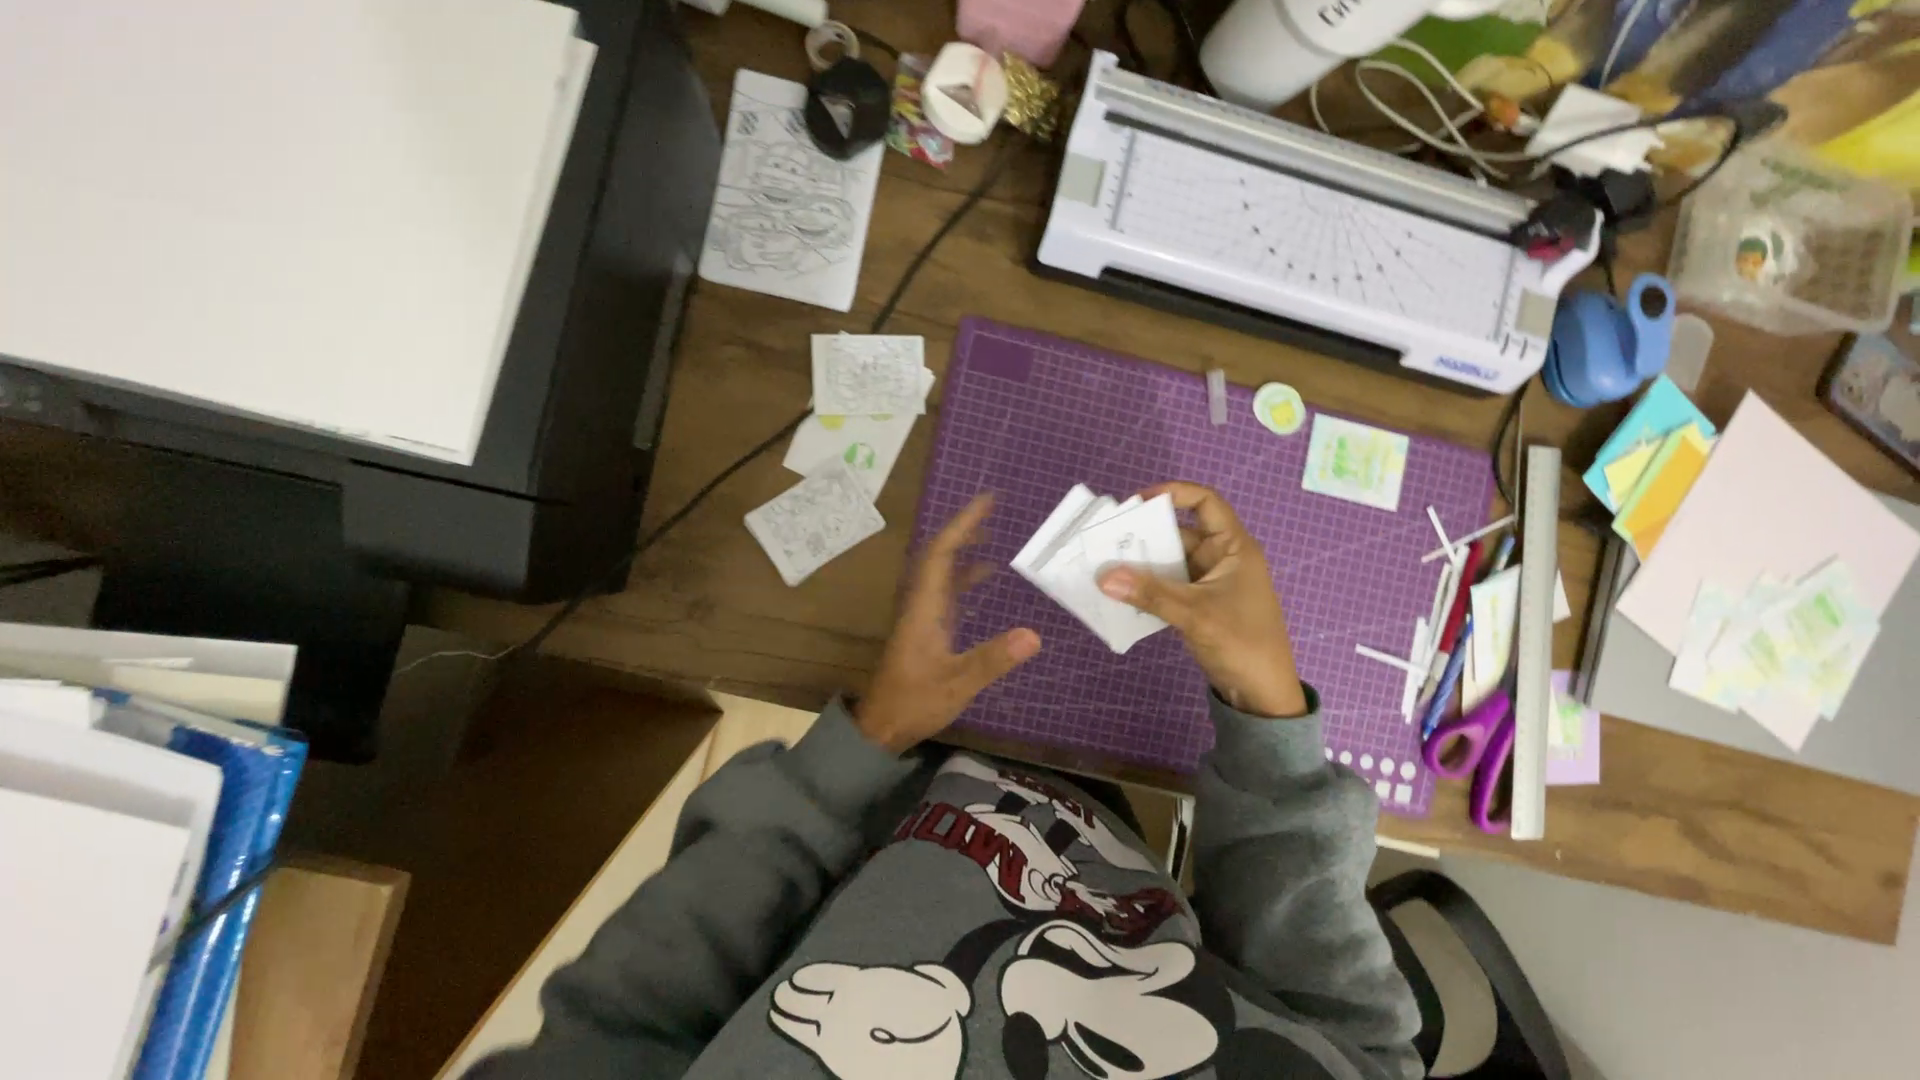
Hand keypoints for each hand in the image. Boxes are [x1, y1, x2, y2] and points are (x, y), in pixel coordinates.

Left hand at [856, 493, 1041, 753]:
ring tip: (994, 537)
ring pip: (942, 573)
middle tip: (994, 512)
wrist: (881, 726)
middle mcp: (921, 604)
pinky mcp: (926, 631)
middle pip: (940, 556)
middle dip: (965, 530)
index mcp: (925, 608)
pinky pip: (946, 592)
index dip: (963, 525)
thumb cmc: (914, 702)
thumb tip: (1034, 635)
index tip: (986, 502)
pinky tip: (984, 581)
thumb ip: (992, 659)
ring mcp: (922, 617)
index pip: (942, 553)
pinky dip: (965, 578)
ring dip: (964, 552)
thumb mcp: (957, 683)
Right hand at [1097, 482, 1308, 717]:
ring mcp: (1210, 583)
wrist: (1263, 694)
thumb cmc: (1241, 643)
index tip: (1138, 502)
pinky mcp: (1200, 606)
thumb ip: (1149, 593)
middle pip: (1180, 534)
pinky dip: (1147, 588)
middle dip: (1145, 536)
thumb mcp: (1194, 614)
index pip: (1206, 503)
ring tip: (1105, 565)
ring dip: (1142, 565)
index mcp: (1233, 548)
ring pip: (1171, 563)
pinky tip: (1121, 594)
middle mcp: (1222, 559)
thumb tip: (1104, 576)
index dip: (1174, 493)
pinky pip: (1169, 587)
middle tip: (1107, 539)